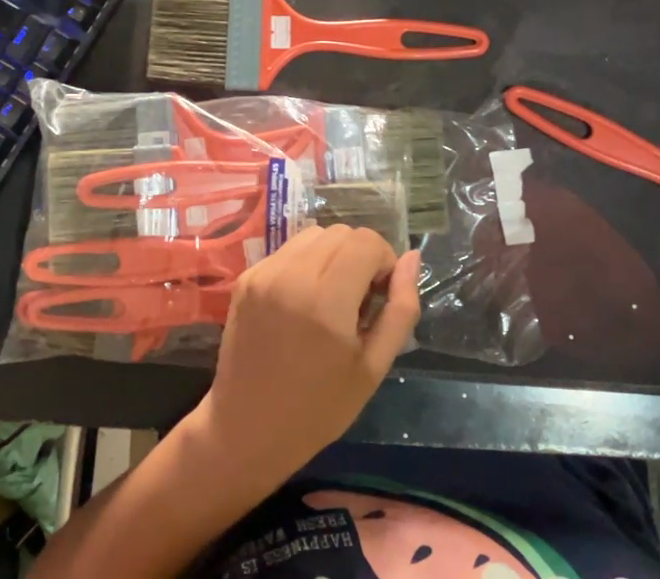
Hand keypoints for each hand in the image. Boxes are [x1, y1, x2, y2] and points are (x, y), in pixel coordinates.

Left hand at [192, 225, 420, 479]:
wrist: (248, 426)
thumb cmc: (319, 407)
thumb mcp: (373, 366)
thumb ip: (400, 308)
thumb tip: (413, 258)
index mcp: (327, 300)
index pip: (367, 242)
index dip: (384, 263)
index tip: (379, 299)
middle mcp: (291, 275)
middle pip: (341, 233)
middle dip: (359, 258)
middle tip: (357, 302)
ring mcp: (263, 273)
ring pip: (312, 235)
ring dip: (331, 256)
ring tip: (330, 300)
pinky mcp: (246, 278)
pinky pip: (286, 251)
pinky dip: (304, 265)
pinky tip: (302, 304)